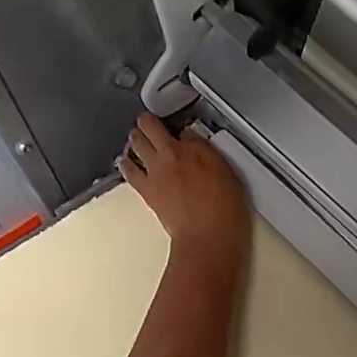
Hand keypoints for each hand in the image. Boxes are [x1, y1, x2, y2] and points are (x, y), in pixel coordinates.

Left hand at [120, 113, 248, 261]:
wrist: (206, 234)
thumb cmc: (225, 211)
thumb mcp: (232, 178)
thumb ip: (215, 163)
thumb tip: (207, 158)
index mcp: (199, 150)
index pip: (187, 130)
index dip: (185, 132)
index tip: (186, 136)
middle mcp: (174, 154)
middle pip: (152, 126)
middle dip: (149, 122)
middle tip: (149, 122)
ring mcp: (156, 169)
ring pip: (137, 142)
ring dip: (136, 137)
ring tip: (136, 137)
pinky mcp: (145, 188)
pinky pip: (128, 169)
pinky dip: (125, 163)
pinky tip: (125, 161)